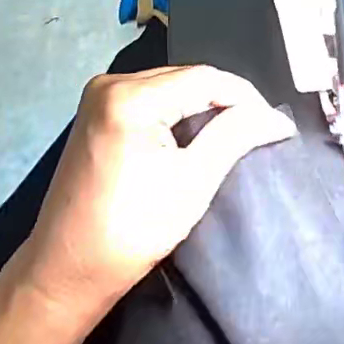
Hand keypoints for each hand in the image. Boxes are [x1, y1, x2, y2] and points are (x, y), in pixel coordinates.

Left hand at [16, 66, 295, 319]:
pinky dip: (176, 108)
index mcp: (129, 97)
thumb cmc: (131, 232)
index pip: (203, 78)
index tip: (274, 121)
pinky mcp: (97, 107)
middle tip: (258, 126)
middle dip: (224, 98)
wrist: (67, 267)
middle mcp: (111, 82)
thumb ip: (234, 138)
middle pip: (184, 76)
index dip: (244, 96)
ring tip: (234, 128)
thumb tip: (277, 118)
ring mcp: (99, 92)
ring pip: (168, 83)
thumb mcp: (192, 183)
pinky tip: (195, 129)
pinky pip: (149, 94)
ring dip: (201, 102)